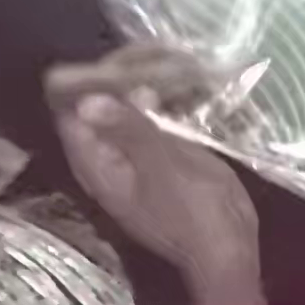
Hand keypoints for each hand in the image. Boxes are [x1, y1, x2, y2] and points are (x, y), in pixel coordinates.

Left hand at [46, 45, 263, 304]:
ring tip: (186, 63)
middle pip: (105, 106)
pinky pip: (162, 125)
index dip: (95, 78)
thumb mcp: (165, 168)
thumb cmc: (195, 211)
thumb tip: (89, 97)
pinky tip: (198, 90)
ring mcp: (142, 162)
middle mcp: (112, 160)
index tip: (132, 56)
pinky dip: (174, 106)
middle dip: (131, 77)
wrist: (229, 251)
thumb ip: (131, 130)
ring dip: (156, 88)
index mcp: (99, 163)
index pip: (74, 108)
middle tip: (168, 54)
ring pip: (136, 113)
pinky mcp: (169, 164)